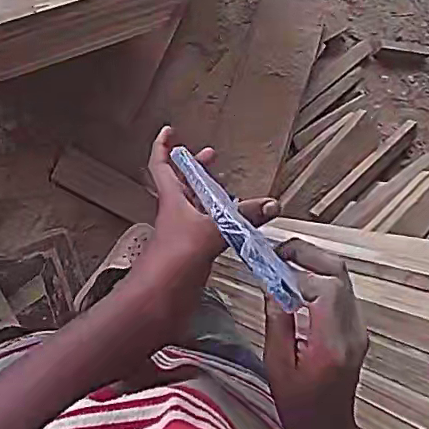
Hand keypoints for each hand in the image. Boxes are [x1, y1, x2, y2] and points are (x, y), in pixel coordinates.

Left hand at [142, 126, 279, 270]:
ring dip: (210, 194)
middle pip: (182, 183)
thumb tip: (269, 205)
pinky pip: (208, 228)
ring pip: (196, 206)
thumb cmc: (173, 260)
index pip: (160, 165)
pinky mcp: (193, 251)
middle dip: (194, 167)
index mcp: (171, 200)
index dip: (162, 146)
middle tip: (210, 155)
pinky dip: (221, 221)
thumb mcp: (212, 232)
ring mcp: (183, 232)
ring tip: (229, 187)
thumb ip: (242, 218)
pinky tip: (235, 223)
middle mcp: (175, 213)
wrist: (159, 298)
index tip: (169, 130)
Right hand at [264, 238, 370, 428]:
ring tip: (282, 260)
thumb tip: (271, 285)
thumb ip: (277, 321)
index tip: (268, 271)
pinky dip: (317, 276)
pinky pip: (339, 290)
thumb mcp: (277, 364)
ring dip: (312, 262)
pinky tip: (294, 280)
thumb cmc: (298, 404)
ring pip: (341, 277)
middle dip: (307, 254)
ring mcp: (358, 329)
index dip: (294, 274)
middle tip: (276, 252)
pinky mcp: (355, 328)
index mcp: (333, 344)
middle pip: (338, 273)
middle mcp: (352, 331)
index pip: (324, 288)